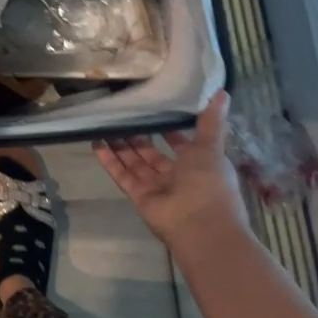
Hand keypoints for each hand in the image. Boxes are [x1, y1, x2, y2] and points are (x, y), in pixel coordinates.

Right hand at [93, 91, 244, 245]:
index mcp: (198, 165)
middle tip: (120, 114)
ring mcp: (156, 187)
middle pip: (152, 153)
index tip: (152, 110)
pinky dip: (109, 160)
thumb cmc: (210, 183)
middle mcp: (177, 177)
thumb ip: (211, 121)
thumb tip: (222, 91)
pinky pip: (122, 175)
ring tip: (102, 123)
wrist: (202, 227)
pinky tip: (95, 142)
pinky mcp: (139, 196)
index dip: (167, 129)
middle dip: (137, 136)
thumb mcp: (211, 147)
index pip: (179, 144)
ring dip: (120, 144)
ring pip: (134, 162)